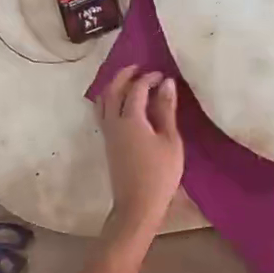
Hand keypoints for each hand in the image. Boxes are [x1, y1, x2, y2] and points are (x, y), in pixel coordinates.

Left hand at [96, 65, 183, 241]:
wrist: (137, 204)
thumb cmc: (160, 174)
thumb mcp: (170, 141)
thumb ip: (166, 110)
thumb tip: (166, 82)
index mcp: (130, 119)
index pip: (136, 89)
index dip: (148, 78)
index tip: (162, 75)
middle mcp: (113, 122)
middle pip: (112, 90)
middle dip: (125, 75)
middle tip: (139, 68)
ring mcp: (107, 133)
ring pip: (103, 101)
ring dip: (114, 86)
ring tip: (129, 82)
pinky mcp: (107, 143)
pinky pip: (103, 112)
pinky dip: (110, 100)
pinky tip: (123, 103)